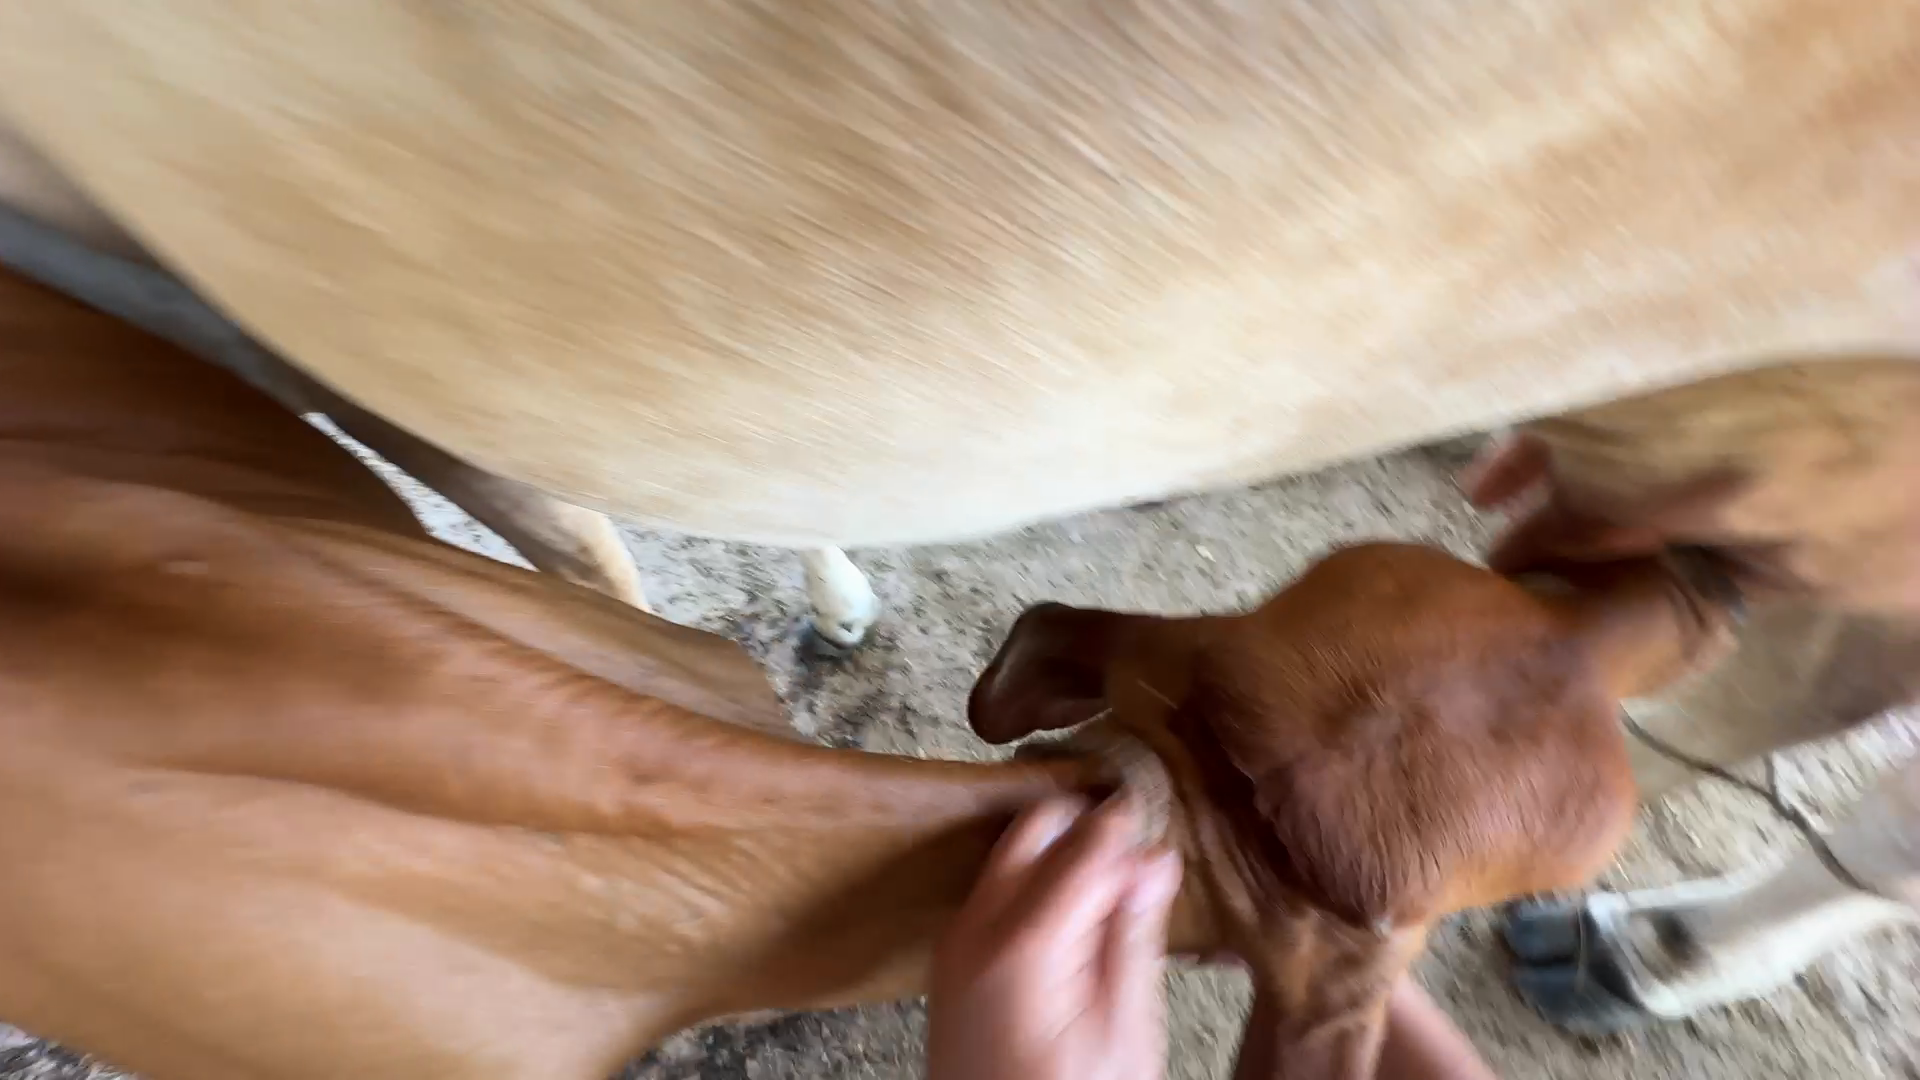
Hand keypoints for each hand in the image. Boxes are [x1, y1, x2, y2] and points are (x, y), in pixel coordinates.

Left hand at [928, 795, 1182, 1079]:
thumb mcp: (1126, 1031)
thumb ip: (1133, 933)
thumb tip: (1154, 857)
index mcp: (1024, 941)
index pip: (1080, 845)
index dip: (1120, 823)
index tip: (1150, 811)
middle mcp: (977, 923)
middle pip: (1031, 829)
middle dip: (1081, 822)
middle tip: (1129, 842)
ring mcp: (955, 937)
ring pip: (1009, 852)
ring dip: (1056, 846)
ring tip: (1107, 878)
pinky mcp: (950, 955)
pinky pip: (992, 886)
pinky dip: (1031, 876)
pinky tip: (1068, 908)